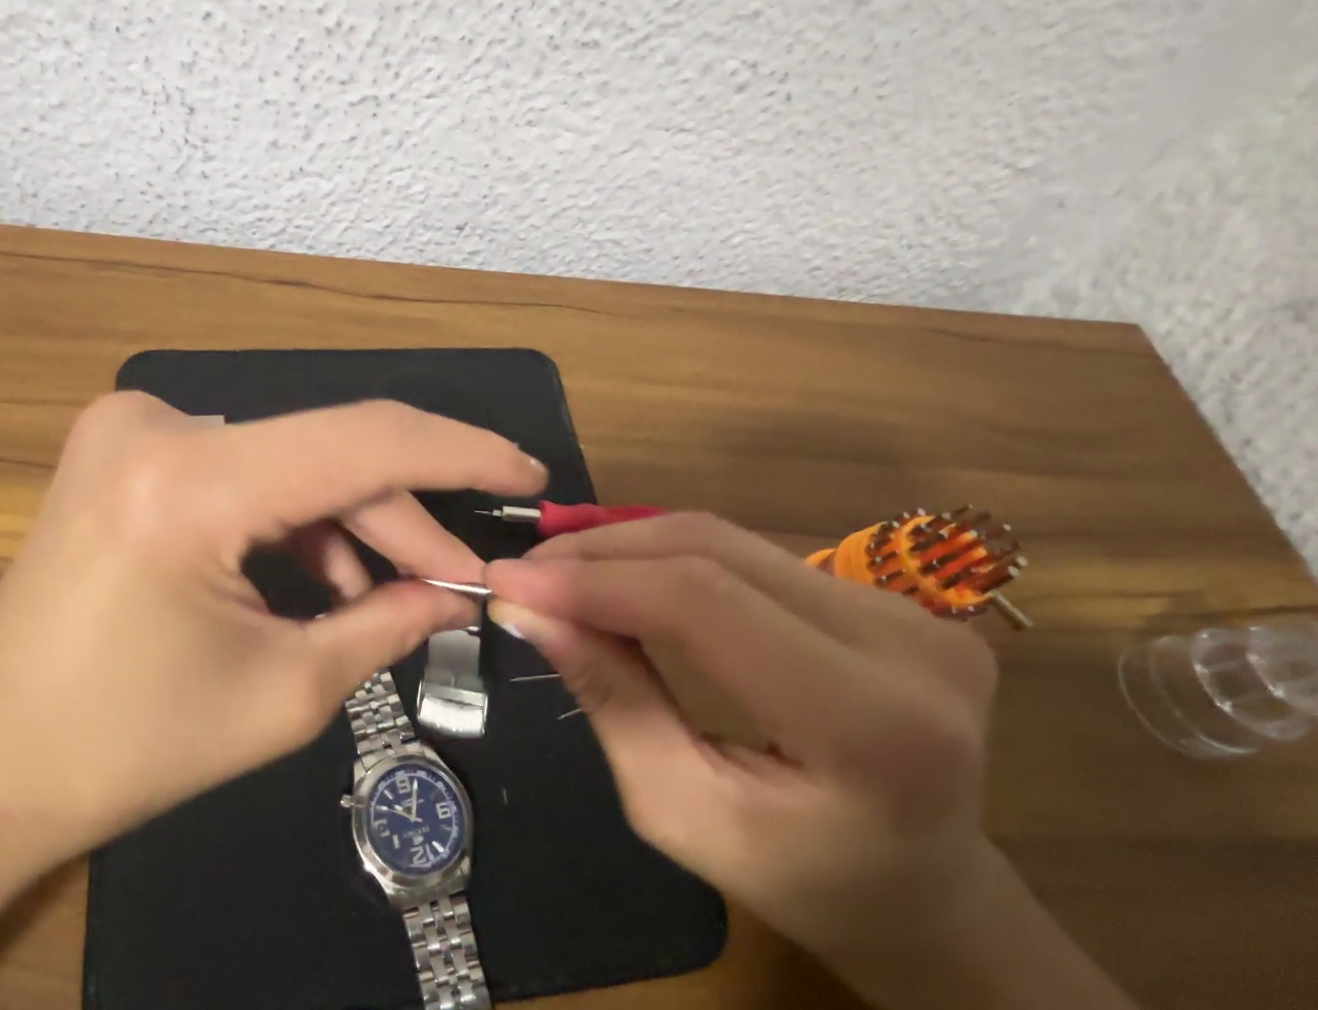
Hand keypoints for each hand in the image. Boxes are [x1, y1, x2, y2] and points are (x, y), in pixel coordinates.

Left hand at [0, 393, 545, 853]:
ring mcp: (127, 431)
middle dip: (403, 517)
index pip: (363, 442)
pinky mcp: (121, 453)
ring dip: (349, 522)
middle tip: (461, 577)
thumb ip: (388, 623)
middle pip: (325, 454)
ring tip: (389, 593)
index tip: (528, 477)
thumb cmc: (131, 748)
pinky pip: (243, 470)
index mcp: (186, 484)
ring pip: (288, 462)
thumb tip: (462, 589)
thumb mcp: (285, 693)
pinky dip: (292, 519)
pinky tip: (319, 578)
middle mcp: (151, 427)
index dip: (460, 455)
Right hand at [484, 513, 1134, 1009]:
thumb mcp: (681, 811)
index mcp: (870, 723)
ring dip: (631, 547)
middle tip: (524, 572)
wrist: (924, 892)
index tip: (508, 580)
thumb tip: (530, 610)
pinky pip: (755, 556)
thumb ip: (612, 701)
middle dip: (603, 551)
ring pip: (732, 540)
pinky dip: (674, 559)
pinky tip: (624, 578)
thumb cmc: (798, 880)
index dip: (597, 581)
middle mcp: (908, 644)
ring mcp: (911, 610)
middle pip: (718, 551)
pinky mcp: (892, 598)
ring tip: (558, 572)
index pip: (706, 605)